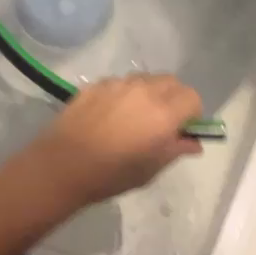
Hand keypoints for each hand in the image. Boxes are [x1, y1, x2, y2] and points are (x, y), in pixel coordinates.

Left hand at [13, 75, 204, 206]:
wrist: (62, 166)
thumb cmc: (111, 175)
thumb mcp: (150, 169)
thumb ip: (176, 150)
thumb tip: (193, 142)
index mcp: (164, 113)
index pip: (193, 98)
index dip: (192, 113)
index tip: (182, 129)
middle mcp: (144, 91)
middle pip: (172, 82)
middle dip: (174, 98)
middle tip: (163, 121)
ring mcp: (118, 84)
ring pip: (145, 79)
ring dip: (149, 93)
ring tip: (134, 118)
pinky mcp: (95, 84)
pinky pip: (120, 83)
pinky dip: (124, 94)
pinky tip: (109, 116)